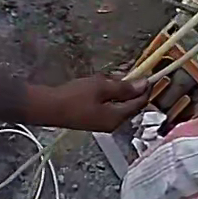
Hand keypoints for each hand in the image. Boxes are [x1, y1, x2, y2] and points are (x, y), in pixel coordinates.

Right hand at [26, 75, 151, 132]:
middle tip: (130, 74)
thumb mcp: (102, 87)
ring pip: (119, 105)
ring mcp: (102, 123)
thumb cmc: (74, 97)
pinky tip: (102, 86)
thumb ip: (124, 87)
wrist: (47, 107)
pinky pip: (108, 106)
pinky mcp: (92, 119)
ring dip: (120, 92)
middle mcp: (112, 124)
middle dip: (132, 90)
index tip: (150, 74)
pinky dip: (109, 96)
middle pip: (130, 106)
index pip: (139, 103)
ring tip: (113, 79)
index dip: (146, 89)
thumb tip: (144, 84)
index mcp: (117, 118)